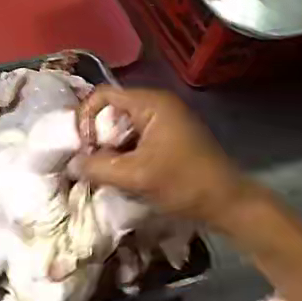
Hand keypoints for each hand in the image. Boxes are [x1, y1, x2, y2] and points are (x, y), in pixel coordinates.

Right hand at [77, 86, 259, 222]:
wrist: (229, 205)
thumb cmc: (184, 183)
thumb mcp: (136, 177)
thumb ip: (98, 168)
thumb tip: (72, 164)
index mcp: (152, 103)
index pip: (103, 95)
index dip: (86, 118)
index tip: (84, 147)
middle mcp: (158, 105)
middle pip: (112, 111)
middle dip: (98, 136)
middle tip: (93, 163)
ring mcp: (165, 121)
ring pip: (122, 127)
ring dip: (111, 148)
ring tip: (107, 172)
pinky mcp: (169, 138)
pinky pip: (135, 139)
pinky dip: (125, 154)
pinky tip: (123, 175)